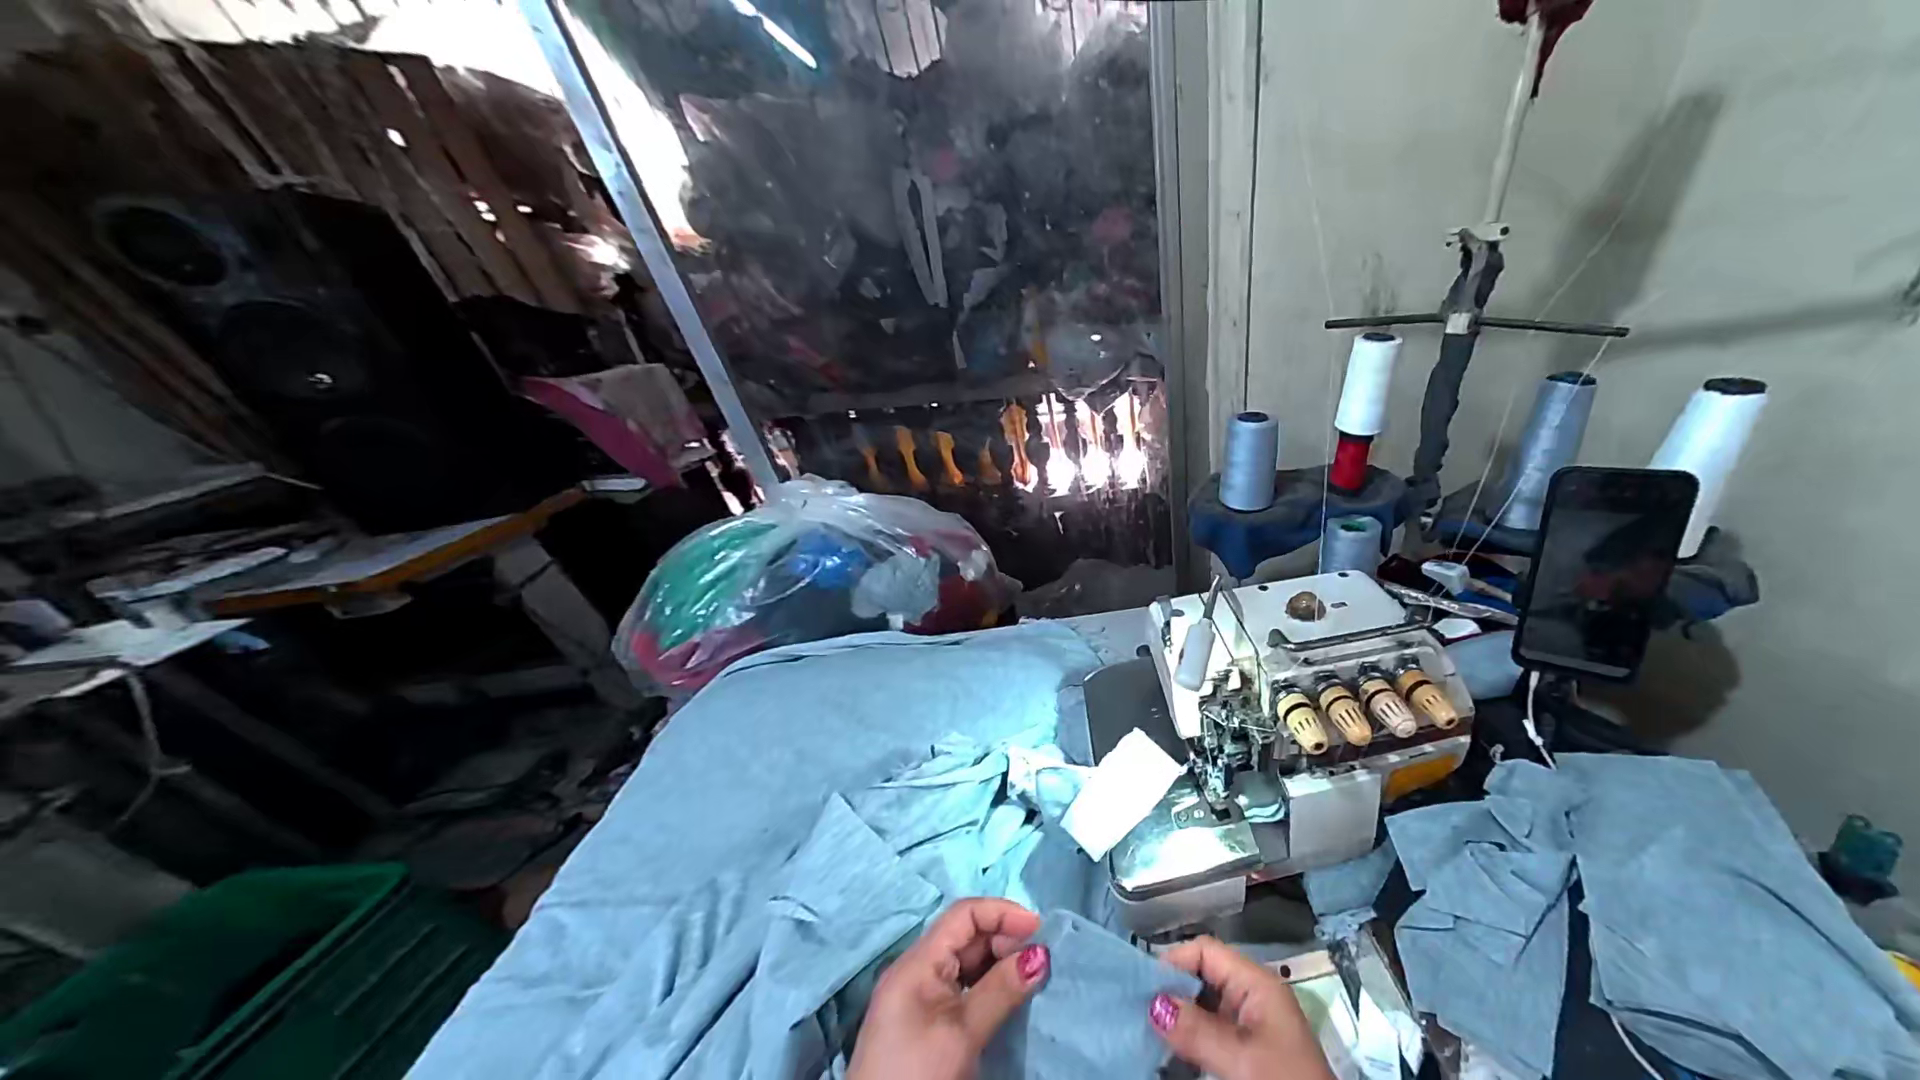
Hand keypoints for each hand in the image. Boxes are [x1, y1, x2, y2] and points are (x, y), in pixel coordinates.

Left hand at [848, 898, 1049, 1079]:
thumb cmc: (916, 1075)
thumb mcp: (963, 1033)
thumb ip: (1000, 991)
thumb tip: (1040, 954)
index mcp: (918, 960)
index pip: (964, 914)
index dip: (1002, 913)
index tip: (1040, 929)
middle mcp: (916, 967)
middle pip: (965, 935)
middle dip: (1004, 938)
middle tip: (1040, 959)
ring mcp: (919, 993)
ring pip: (965, 960)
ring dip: (998, 961)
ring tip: (1031, 974)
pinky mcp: (924, 1018)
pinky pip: (961, 984)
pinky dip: (987, 983)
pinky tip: (1008, 995)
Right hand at [1149, 936, 1335, 1079]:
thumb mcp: (1242, 1062)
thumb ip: (1197, 1031)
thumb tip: (1153, 1004)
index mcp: (1258, 985)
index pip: (1205, 950)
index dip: (1173, 962)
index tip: (1143, 989)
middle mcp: (1253, 997)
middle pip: (1201, 975)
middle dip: (1170, 990)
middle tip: (1138, 1011)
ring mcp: (1252, 1026)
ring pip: (1203, 1005)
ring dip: (1177, 1017)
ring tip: (1147, 1031)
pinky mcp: (1249, 1053)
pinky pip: (1210, 1031)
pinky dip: (1189, 1038)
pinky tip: (1170, 1052)